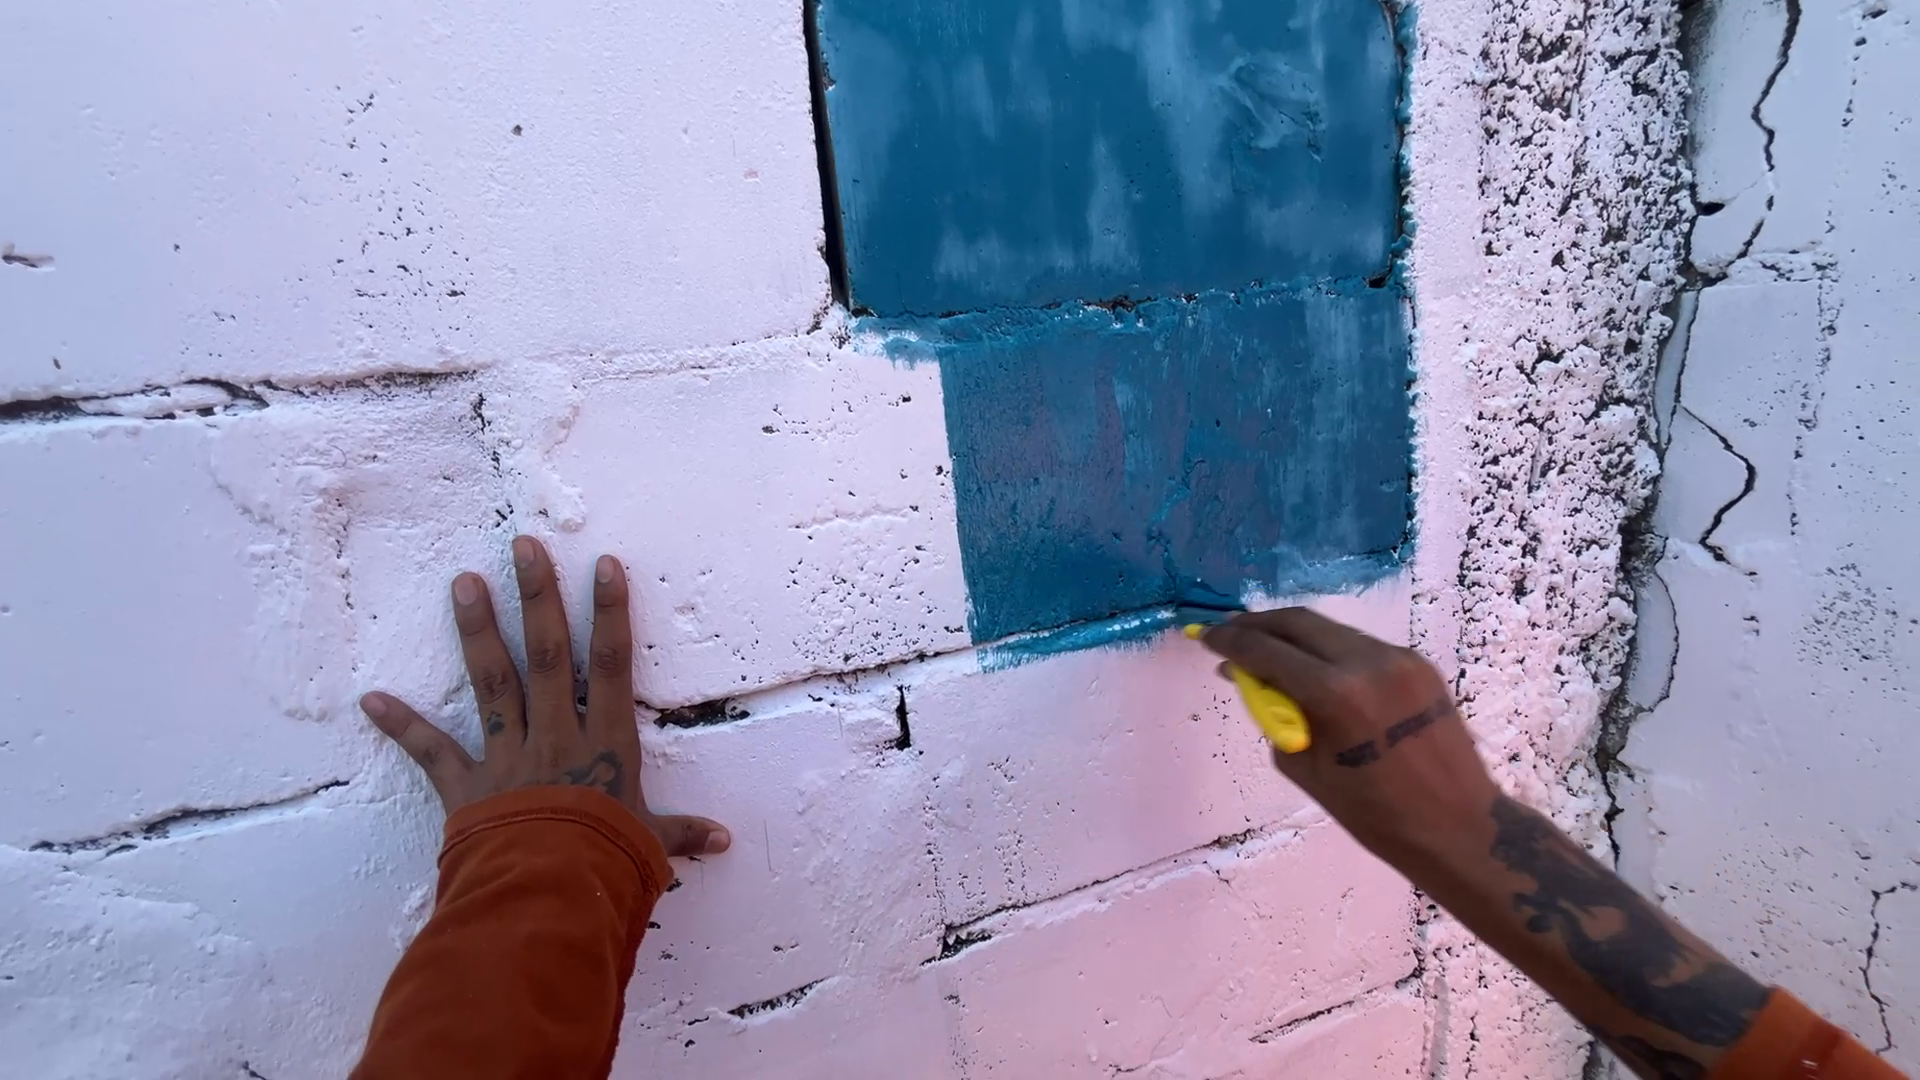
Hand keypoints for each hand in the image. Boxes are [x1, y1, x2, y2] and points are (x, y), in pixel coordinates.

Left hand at [360, 535, 730, 858]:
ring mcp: (508, 755)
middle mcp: (556, 733)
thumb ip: (682, 833)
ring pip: (493, 682)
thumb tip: (725, 840)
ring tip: (463, 582)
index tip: (604, 566)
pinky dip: (404, 727)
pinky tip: (372, 699)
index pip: (610, 662)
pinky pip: (433, 752)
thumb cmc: (603, 865)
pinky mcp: (466, 786)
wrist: (541, 901)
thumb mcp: (650, 843)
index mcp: (604, 740)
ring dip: (477, 631)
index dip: (610, 612)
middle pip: (546, 654)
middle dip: (538, 598)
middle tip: (523, 548)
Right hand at [1196, 608, 1495, 859]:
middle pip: (1296, 621)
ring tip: (1264, 647)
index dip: (1228, 640)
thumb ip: (1272, 710)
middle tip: (1228, 632)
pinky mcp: (1416, 663)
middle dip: (1256, 623)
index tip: (1204, 637)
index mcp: (1335, 694)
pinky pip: (1356, 644)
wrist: (1459, 826)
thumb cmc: (1371, 812)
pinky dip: (1324, 648)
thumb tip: (1246, 673)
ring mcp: (1398, 658)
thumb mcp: (1302, 763)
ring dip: (1290, 633)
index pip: (1265, 649)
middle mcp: (1367, 662)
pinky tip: (1309, 664)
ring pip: (1327, 628)